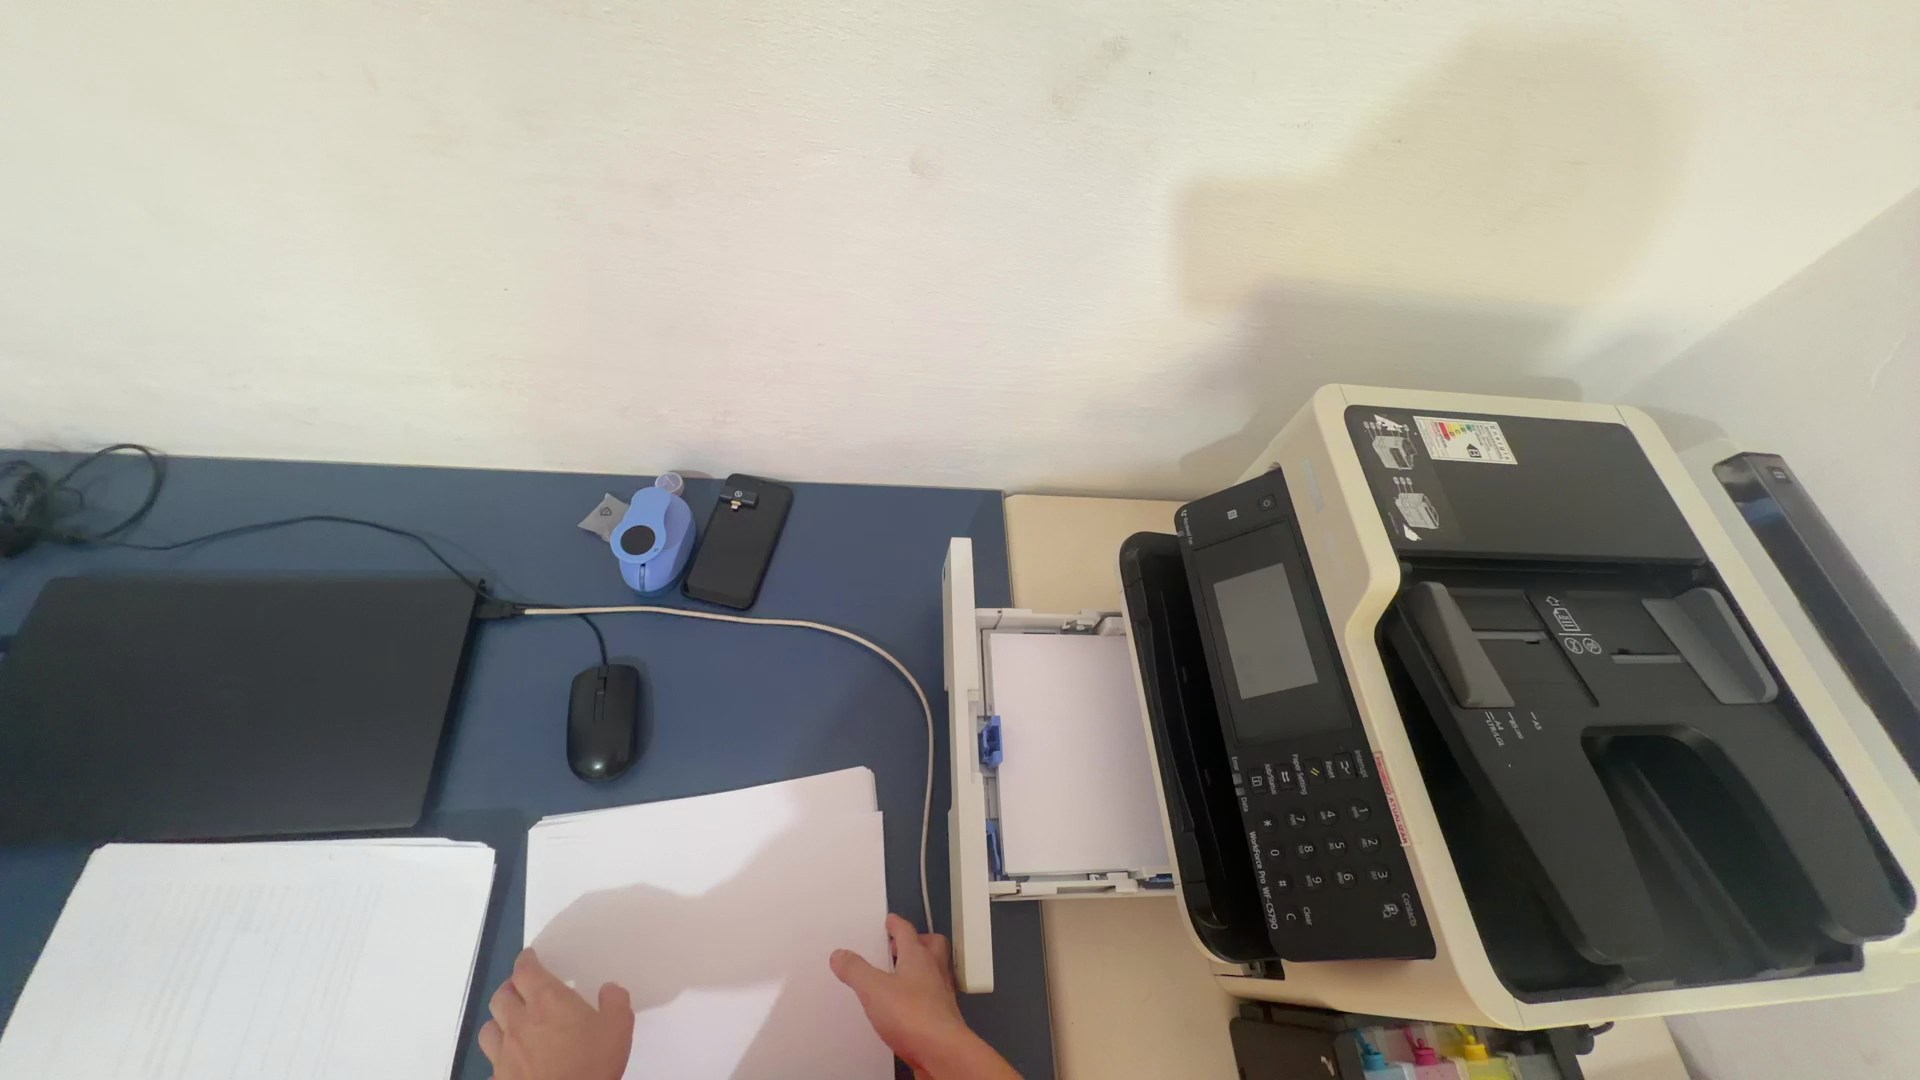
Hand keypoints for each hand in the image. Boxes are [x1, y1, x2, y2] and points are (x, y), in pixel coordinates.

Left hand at [479, 949, 632, 1079]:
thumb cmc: (592, 1063)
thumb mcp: (619, 1025)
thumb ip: (615, 1000)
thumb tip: (608, 989)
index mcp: (548, 1001)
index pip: (525, 971)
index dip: (526, 960)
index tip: (530, 956)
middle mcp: (520, 1022)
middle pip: (501, 996)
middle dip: (510, 988)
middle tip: (523, 988)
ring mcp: (503, 1055)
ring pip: (488, 1028)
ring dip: (499, 1020)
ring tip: (512, 1022)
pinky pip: (491, 1062)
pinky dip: (499, 1055)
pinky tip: (512, 1060)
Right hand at [830, 914, 1020, 1079]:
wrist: (942, 1051)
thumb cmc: (911, 1014)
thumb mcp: (874, 990)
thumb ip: (856, 970)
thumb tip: (840, 954)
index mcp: (918, 956)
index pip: (907, 931)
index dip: (897, 924)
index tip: (891, 920)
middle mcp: (934, 969)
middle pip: (931, 944)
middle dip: (917, 941)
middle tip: (902, 945)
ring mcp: (942, 991)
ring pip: (936, 968)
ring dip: (923, 965)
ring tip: (906, 972)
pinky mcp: (945, 1014)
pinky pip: (936, 993)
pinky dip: (925, 991)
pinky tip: (913, 1003)